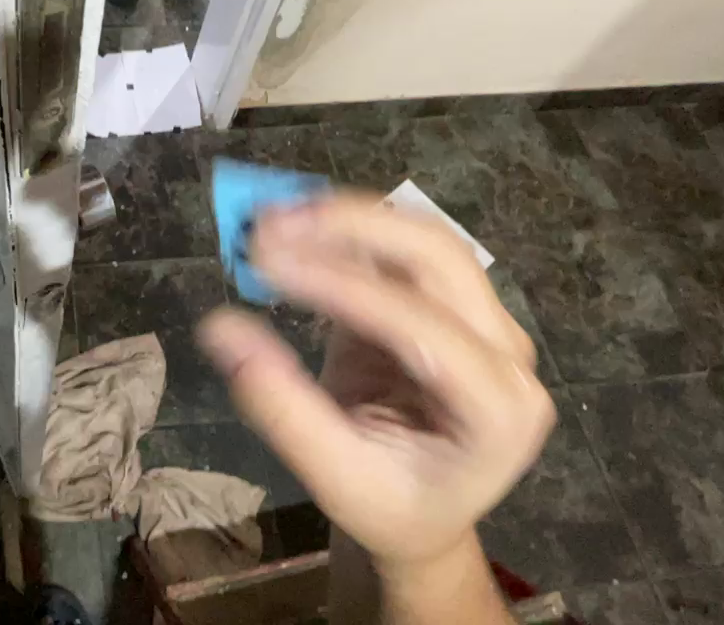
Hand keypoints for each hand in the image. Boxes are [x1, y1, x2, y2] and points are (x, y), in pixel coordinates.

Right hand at [198, 193, 552, 572]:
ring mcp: (481, 317)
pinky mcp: (444, 298)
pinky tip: (293, 226)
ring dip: (344, 218)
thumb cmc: (390, 504)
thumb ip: (283, 408)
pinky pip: (397, 248)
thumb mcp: (335, 477)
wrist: (424, 507)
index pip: (420, 326)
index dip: (339, 285)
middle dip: (350, 227)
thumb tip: (219, 328)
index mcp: (499, 410)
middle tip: (269, 223)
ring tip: (271, 217)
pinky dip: (342, 229)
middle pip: (438, 257)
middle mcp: (504, 351)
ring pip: (420, 238)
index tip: (264, 261)